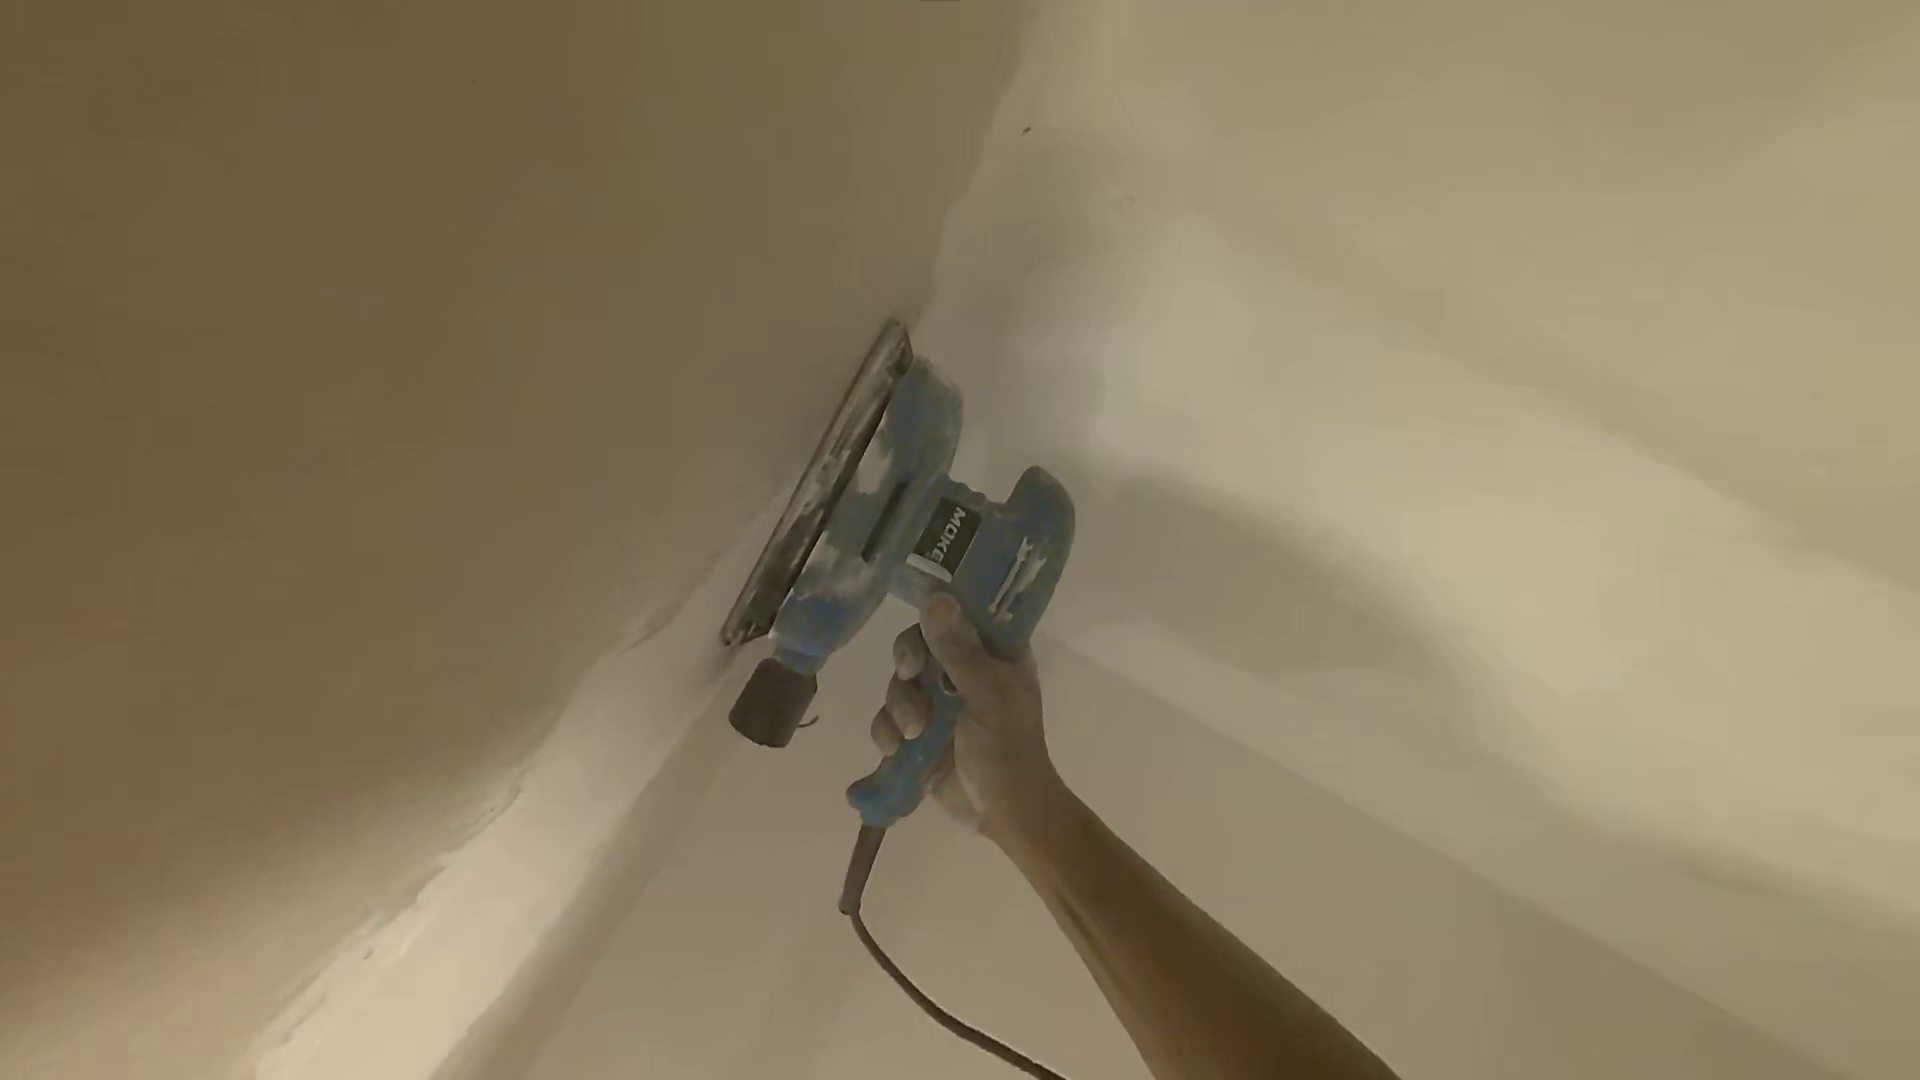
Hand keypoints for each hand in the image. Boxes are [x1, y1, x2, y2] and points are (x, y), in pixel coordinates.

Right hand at [868, 594, 1062, 841]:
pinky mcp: (919, 730)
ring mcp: (939, 699)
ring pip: (901, 682)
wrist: (1002, 813)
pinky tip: (896, 748)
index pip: (957, 614)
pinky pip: (889, 717)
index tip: (924, 633)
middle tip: (908, 675)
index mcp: (993, 652)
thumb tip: (935, 600)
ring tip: (912, 732)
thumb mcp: (988, 695)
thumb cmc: (1008, 747)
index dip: (934, 618)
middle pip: (918, 645)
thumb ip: (960, 651)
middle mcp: (963, 668)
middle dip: (908, 663)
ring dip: (899, 704)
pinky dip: (887, 730)